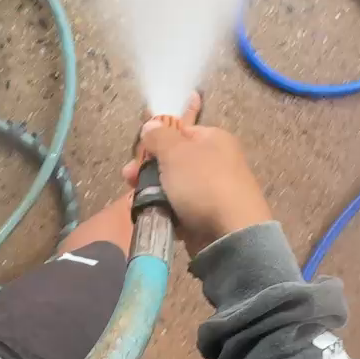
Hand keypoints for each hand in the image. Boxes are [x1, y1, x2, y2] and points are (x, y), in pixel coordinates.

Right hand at [123, 103, 272, 254]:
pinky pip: (180, 209)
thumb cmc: (202, 184)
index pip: (179, 132)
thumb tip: (151, 124)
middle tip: (128, 179)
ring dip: (152, 193)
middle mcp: (216, 161)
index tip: (136, 156)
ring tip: (136, 202)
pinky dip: (165, 212)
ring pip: (173, 187)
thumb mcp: (175, 152)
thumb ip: (159, 136)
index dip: (155, 142)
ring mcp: (213, 190)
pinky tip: (152, 216)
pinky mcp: (209, 216)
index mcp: (214, 139)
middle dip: (148, 170)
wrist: (231, 233)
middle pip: (173, 161)